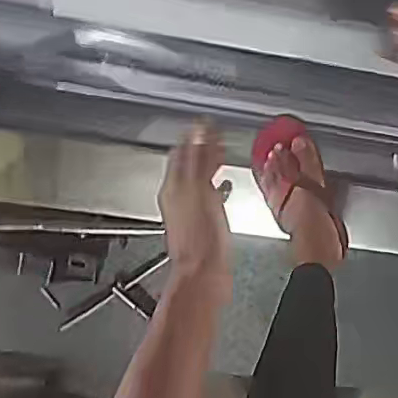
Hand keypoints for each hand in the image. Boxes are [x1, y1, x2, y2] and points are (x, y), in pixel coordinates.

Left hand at [158, 121, 232, 300]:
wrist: (203, 274)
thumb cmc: (200, 239)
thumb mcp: (201, 192)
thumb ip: (199, 161)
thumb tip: (199, 133)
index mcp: (175, 186)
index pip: (182, 150)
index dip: (195, 134)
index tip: (207, 123)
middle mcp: (177, 196)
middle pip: (186, 163)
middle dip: (200, 147)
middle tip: (214, 135)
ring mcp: (188, 210)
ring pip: (195, 178)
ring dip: (207, 164)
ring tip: (220, 154)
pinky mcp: (200, 223)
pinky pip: (205, 195)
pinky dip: (214, 184)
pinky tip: (222, 186)